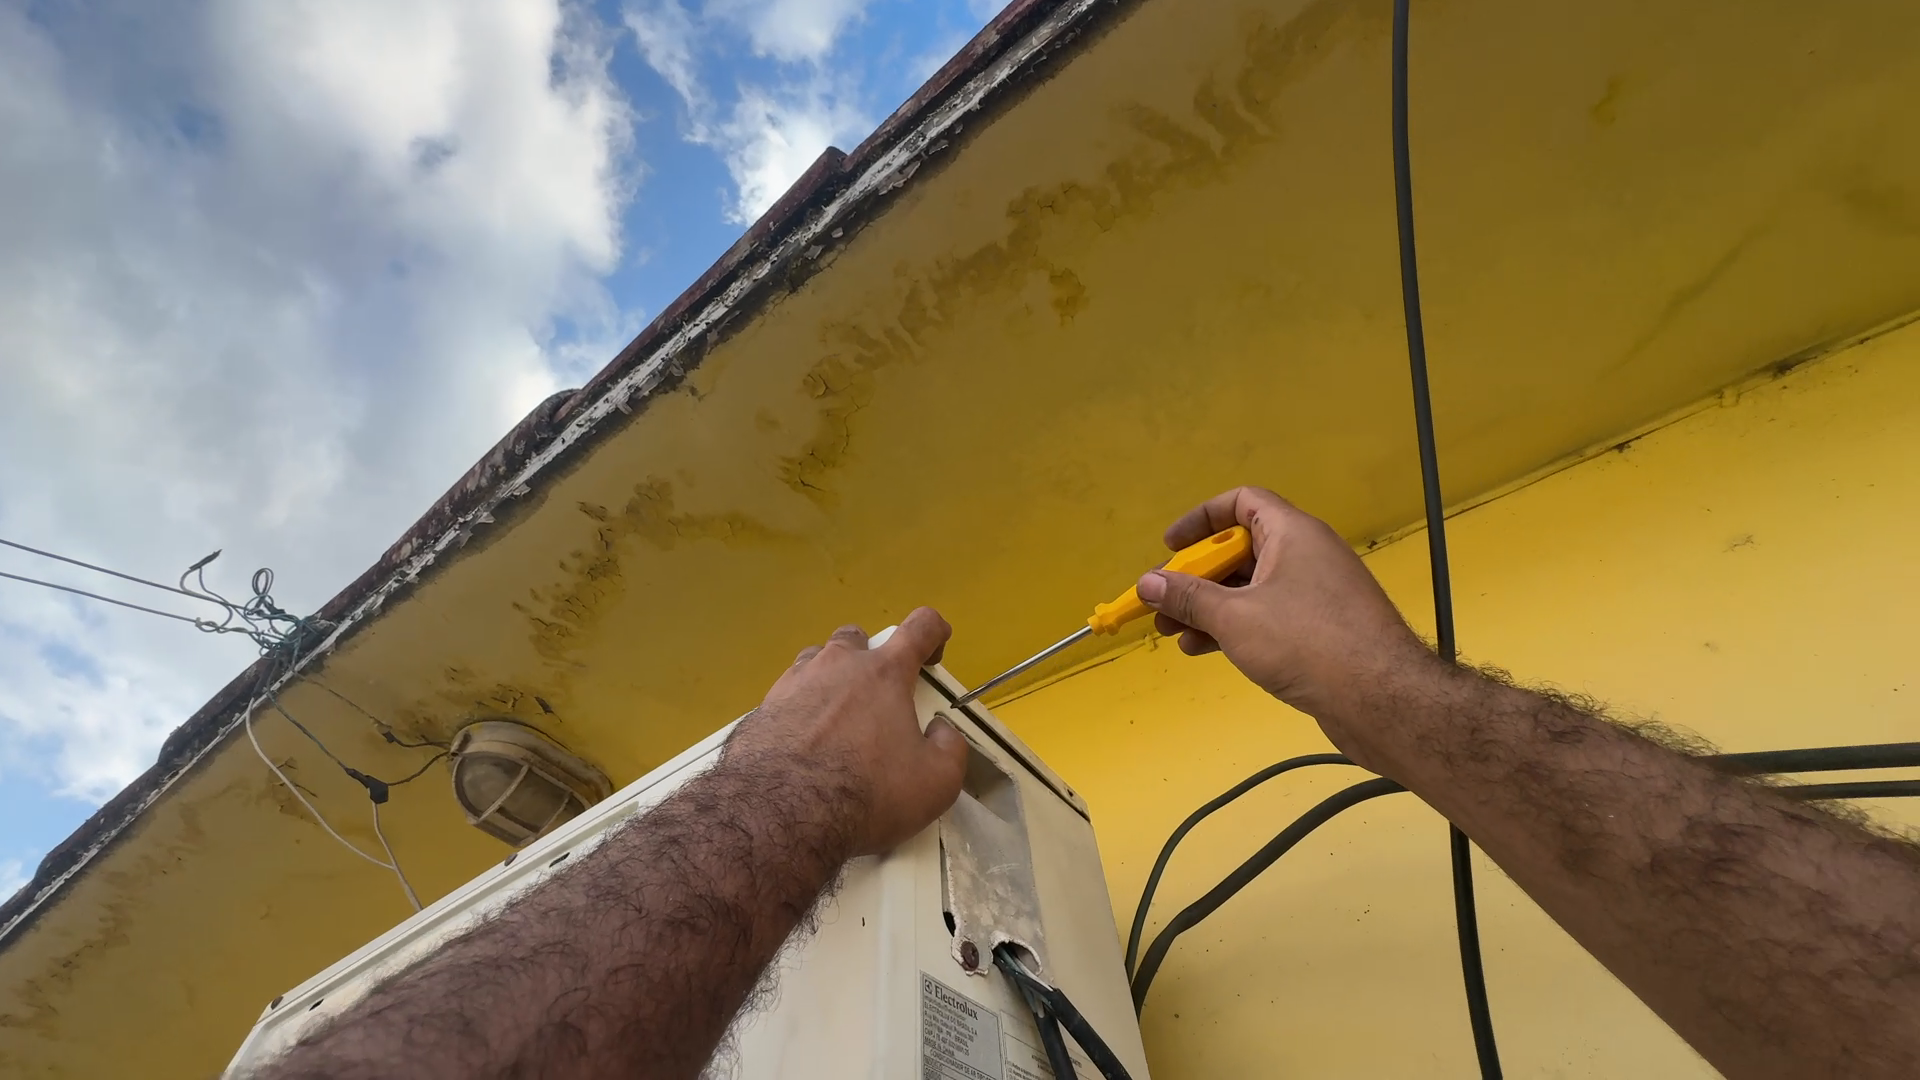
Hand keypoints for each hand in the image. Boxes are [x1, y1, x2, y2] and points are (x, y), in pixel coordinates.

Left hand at [726, 606, 969, 856]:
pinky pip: (786, 696)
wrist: (779, 814)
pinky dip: (799, 710)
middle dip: (871, 656)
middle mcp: (838, 665)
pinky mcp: (761, 709)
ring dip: (831, 677)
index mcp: (884, 673)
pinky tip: (800, 744)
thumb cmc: (867, 792)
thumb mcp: (936, 782)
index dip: (934, 632)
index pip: (920, 627)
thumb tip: (938, 730)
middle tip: (877, 695)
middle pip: (857, 637)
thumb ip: (949, 747)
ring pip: (815, 660)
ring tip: (835, 717)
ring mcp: (794, 683)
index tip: (935, 650)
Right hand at [1136, 487, 1433, 750]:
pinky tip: (1203, 650)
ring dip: (1207, 607)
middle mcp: (1305, 556)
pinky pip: (1264, 616)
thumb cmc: (1306, 643)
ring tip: (1172, 633)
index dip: (1201, 519)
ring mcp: (1314, 595)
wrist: (1384, 702)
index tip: (1171, 546)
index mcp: (1292, 534)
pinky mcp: (1318, 631)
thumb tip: (1147, 583)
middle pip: (1238, 551)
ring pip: (1248, 589)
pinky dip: (1231, 628)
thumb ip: (1187, 597)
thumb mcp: (1234, 617)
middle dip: (1195, 576)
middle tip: (1162, 601)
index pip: (1242, 502)